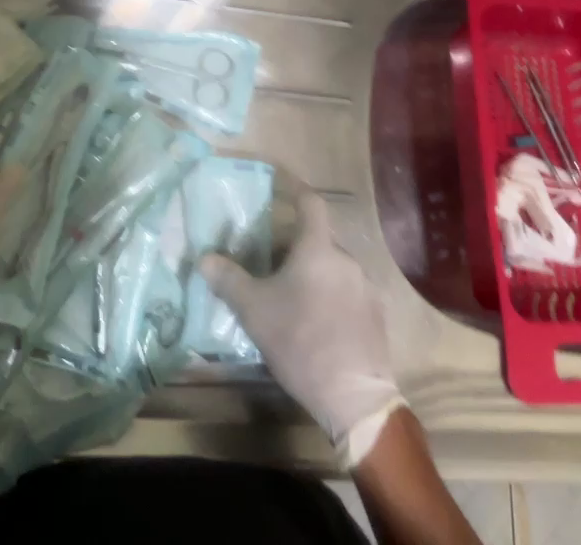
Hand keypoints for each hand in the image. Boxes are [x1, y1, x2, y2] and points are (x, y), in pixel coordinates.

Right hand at [200, 189, 404, 466]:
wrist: (352, 394)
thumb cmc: (298, 340)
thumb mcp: (253, 310)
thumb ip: (228, 279)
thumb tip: (204, 258)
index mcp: (317, 249)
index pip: (310, 203)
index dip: (295, 190)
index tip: (280, 185)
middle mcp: (347, 260)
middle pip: (318, 240)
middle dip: (294, 246)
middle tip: (269, 263)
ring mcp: (367, 288)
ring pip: (333, 269)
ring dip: (313, 274)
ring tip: (290, 298)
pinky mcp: (376, 315)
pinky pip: (348, 293)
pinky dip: (330, 297)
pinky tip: (316, 324)